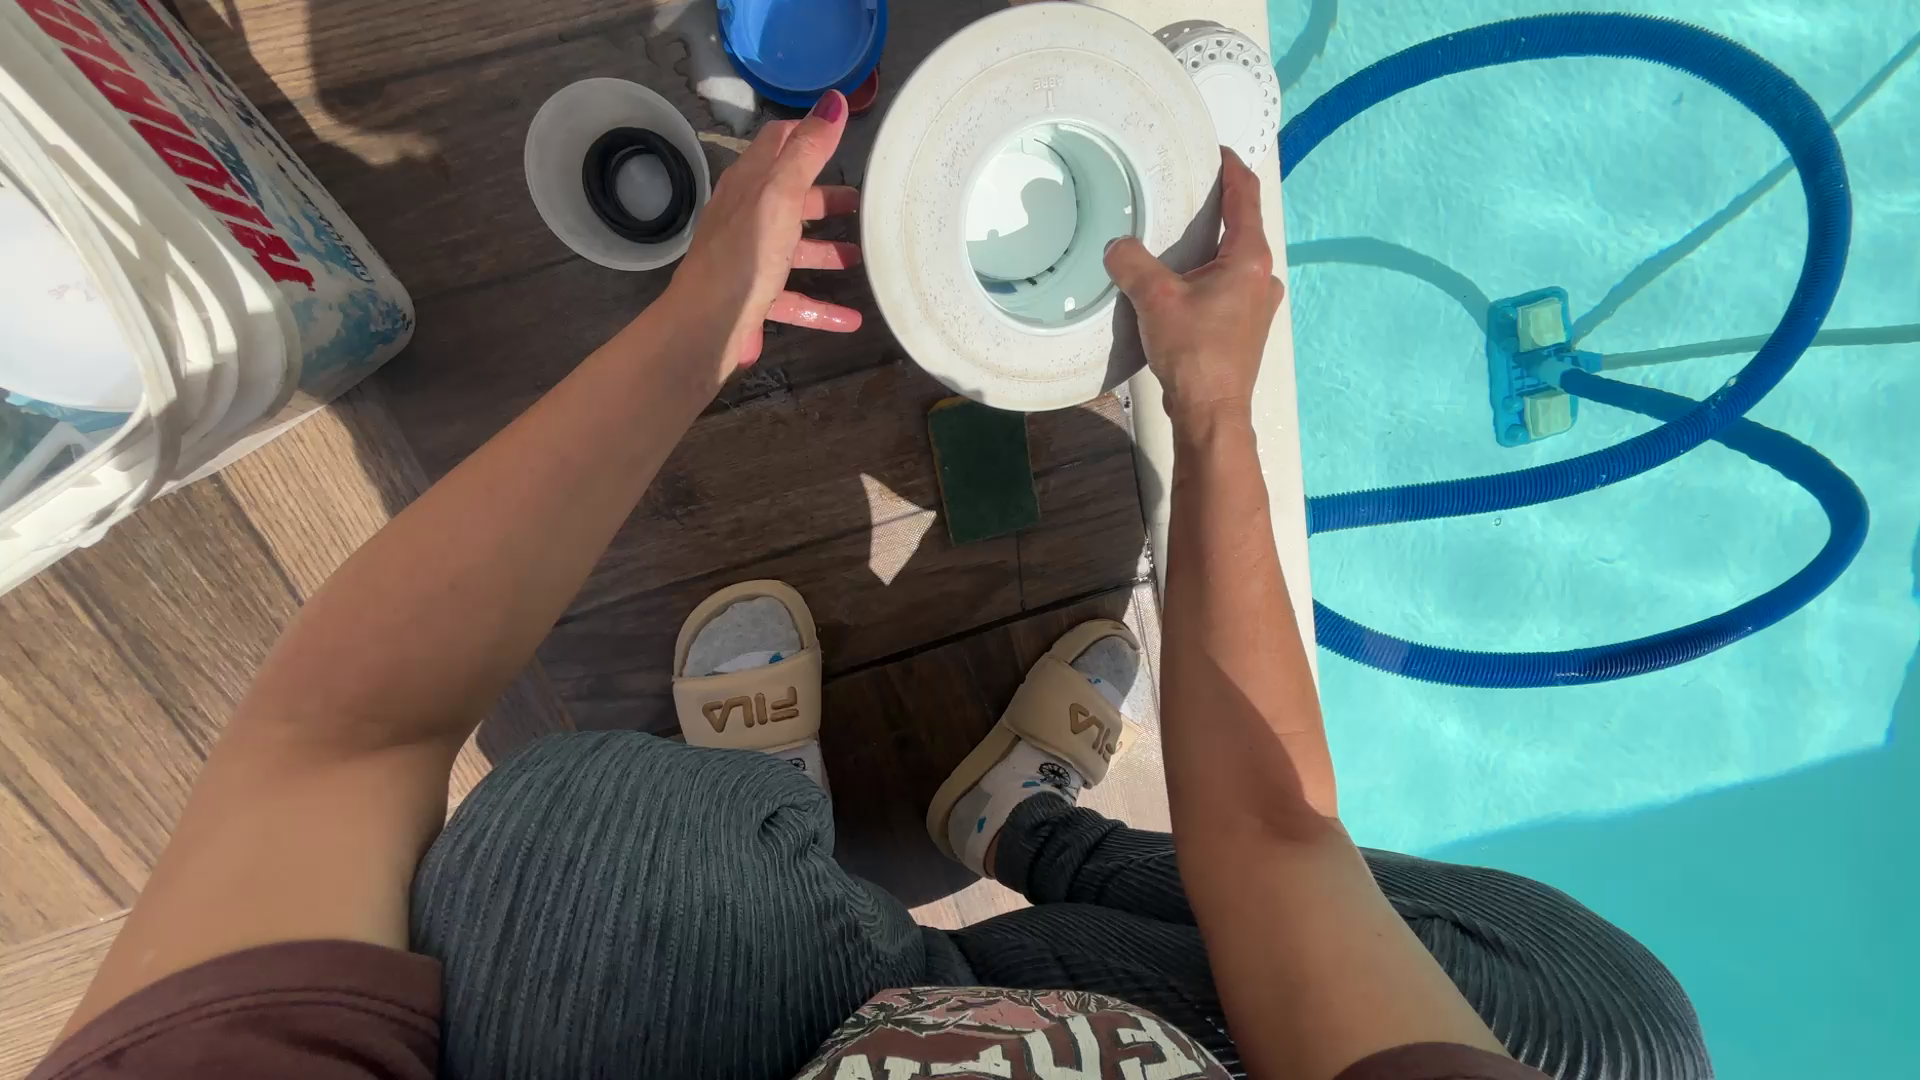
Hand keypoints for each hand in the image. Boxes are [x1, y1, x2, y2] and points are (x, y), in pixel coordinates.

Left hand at [664, 90, 863, 376]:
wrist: (708, 323)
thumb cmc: (744, 255)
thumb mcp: (779, 197)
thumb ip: (807, 153)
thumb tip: (834, 102)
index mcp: (749, 185)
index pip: (776, 143)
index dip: (806, 133)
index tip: (839, 133)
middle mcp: (747, 217)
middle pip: (790, 199)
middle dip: (825, 199)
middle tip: (862, 204)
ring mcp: (751, 260)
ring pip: (795, 250)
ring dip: (827, 252)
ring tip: (861, 258)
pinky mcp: (756, 298)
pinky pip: (795, 300)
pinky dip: (823, 308)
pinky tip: (851, 320)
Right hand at [1104, 147, 1282, 427]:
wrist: (1210, 410)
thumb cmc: (1192, 351)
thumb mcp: (1155, 299)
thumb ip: (1132, 264)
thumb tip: (1115, 245)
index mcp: (1249, 258)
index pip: (1245, 196)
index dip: (1231, 168)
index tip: (1214, 151)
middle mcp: (1262, 277)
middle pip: (1241, 230)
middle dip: (1215, 212)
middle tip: (1185, 198)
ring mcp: (1257, 307)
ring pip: (1233, 264)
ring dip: (1209, 251)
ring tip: (1178, 244)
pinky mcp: (1245, 331)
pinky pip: (1227, 290)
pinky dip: (1207, 279)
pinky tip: (1182, 289)